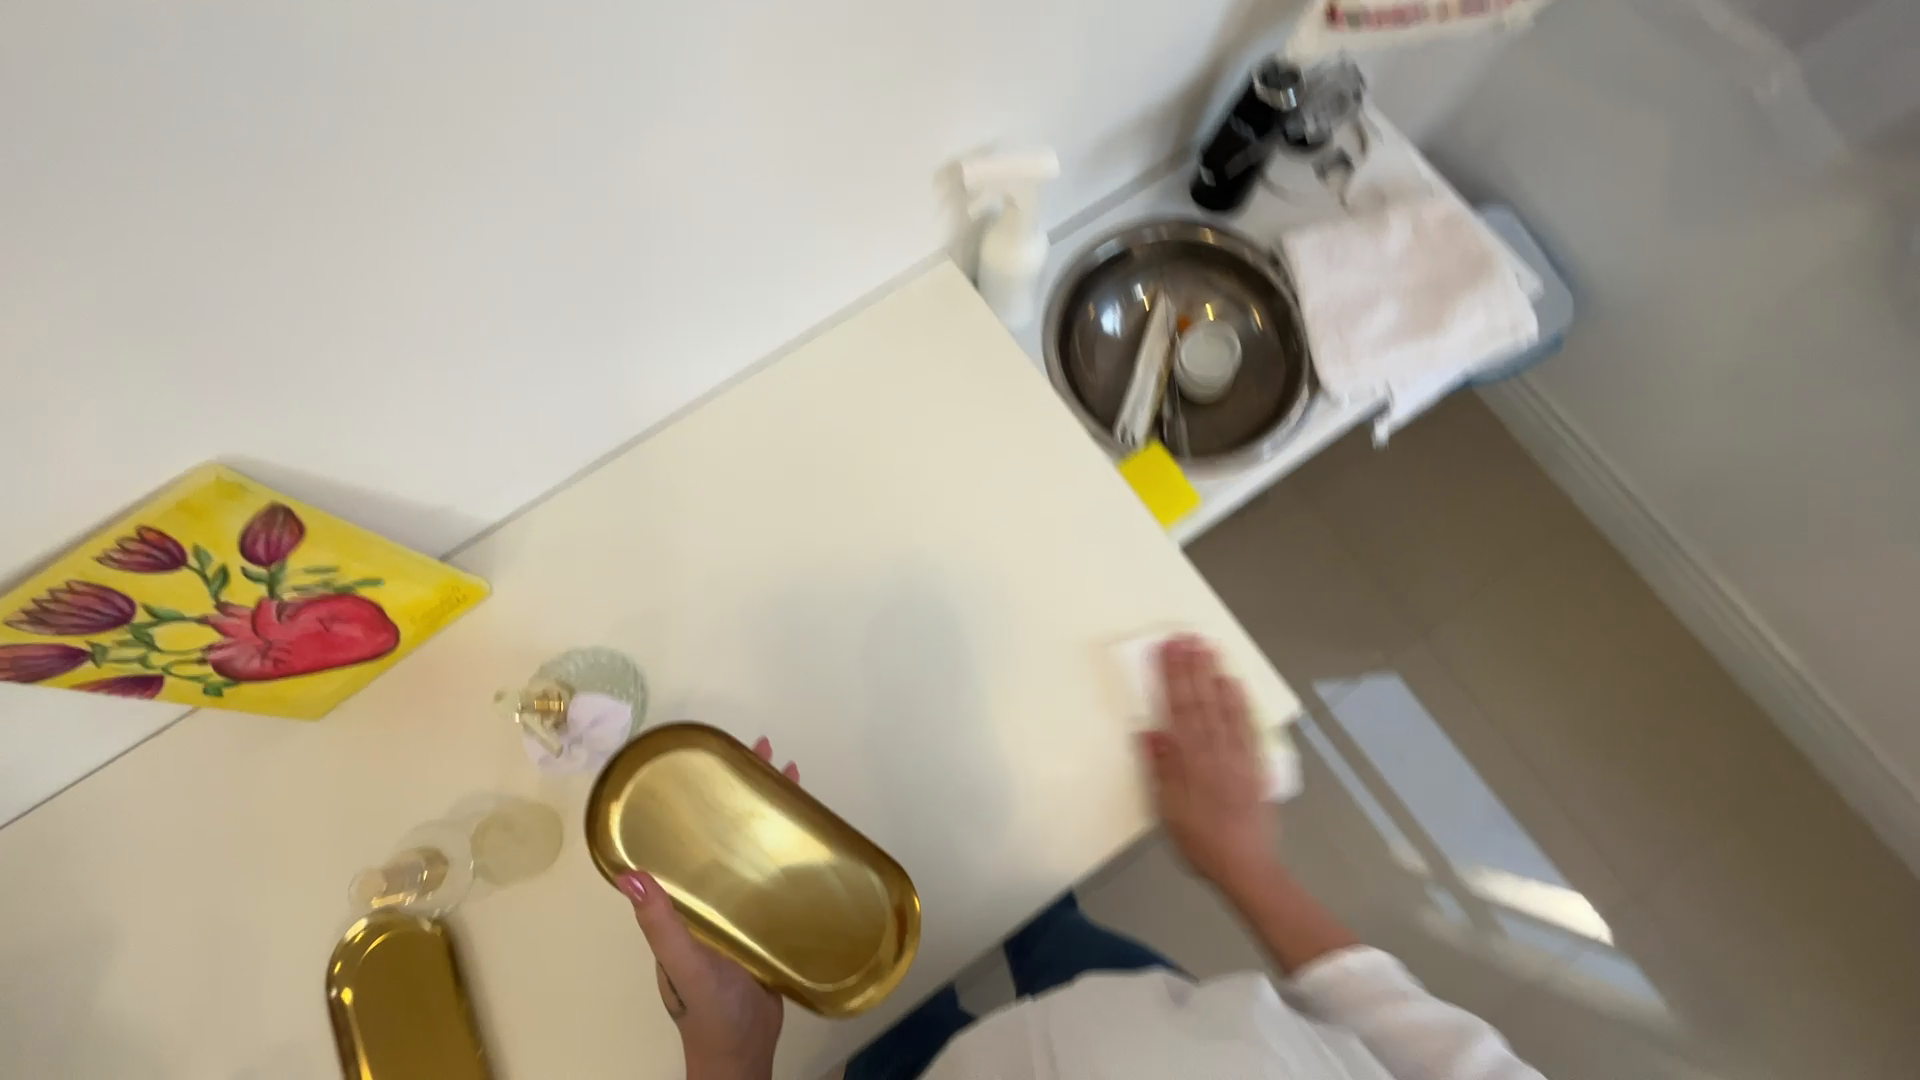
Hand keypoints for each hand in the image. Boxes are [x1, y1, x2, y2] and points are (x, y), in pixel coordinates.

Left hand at [619, 737, 799, 1079]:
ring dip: (769, 809)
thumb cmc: (710, 1011)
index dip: (700, 794)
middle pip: (725, 830)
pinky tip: (811, 832)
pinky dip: (790, 845)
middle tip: (763, 751)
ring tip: (790, 776)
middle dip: (742, 788)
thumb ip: (662, 925)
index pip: (687, 835)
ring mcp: (739, 905)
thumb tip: (629, 875)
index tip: (717, 758)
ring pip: (753, 845)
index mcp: (684, 900)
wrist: (745, 1055)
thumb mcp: (685, 965)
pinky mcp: (767, 918)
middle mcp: (710, 894)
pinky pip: (777, 871)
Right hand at [1139, 637, 1277, 892]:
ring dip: (1214, 675)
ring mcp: (1238, 756)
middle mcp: (1216, 751)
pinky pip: (1246, 726)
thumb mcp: (1169, 811)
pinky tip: (1233, 684)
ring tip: (1208, 648)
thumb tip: (1149, 730)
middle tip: (1185, 636)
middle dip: (1191, 667)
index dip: (1171, 677)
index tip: (1166, 649)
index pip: (1178, 709)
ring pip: (1224, 707)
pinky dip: (1239, 702)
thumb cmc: (1200, 842)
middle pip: (1201, 702)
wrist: (1248, 869)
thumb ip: (1162, 769)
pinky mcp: (1254, 766)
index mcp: (1191, 761)